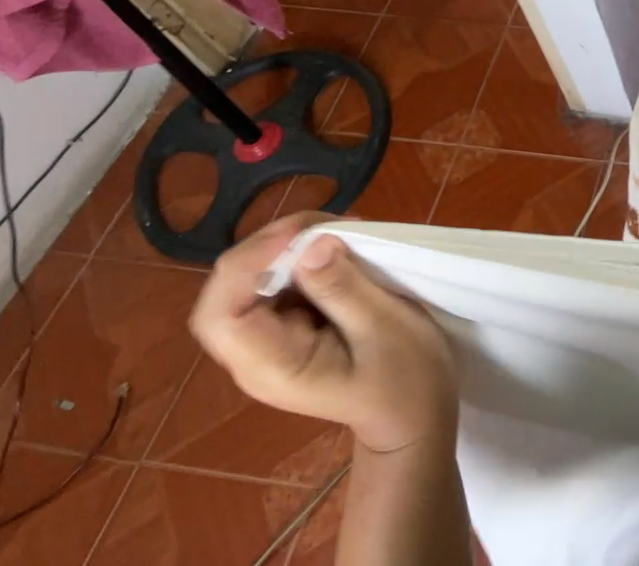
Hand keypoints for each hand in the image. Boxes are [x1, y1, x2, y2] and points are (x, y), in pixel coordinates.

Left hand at [189, 212, 457, 454]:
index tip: (301, 236)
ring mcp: (269, 340)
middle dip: (272, 246)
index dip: (249, 266)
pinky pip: (279, 284)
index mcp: (272, 366)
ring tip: (343, 230)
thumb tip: (311, 245)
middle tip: (329, 223)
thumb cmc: (406, 380)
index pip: (223, 315)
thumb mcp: (385, 330)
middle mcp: (255, 353)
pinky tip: (340, 247)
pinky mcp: (288, 328)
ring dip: (291, 246)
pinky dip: (304, 257)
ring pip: (253, 280)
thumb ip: (344, 289)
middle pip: (230, 291)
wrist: (415, 416)